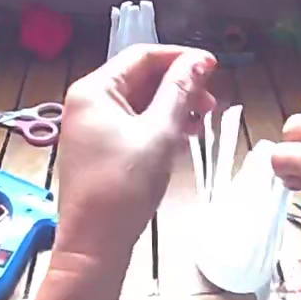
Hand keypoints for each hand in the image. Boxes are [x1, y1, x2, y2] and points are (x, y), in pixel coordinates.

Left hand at [53, 45, 217, 263]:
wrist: (94, 243)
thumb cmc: (124, 186)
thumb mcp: (159, 134)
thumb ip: (180, 92)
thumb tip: (199, 60)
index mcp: (94, 90)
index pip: (141, 56)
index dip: (180, 58)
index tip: (214, 68)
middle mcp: (86, 102)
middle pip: (139, 78)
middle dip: (178, 86)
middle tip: (211, 103)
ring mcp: (89, 126)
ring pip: (138, 103)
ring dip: (171, 107)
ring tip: (200, 122)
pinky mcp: (97, 148)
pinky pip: (131, 124)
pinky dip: (157, 126)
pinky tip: (181, 137)